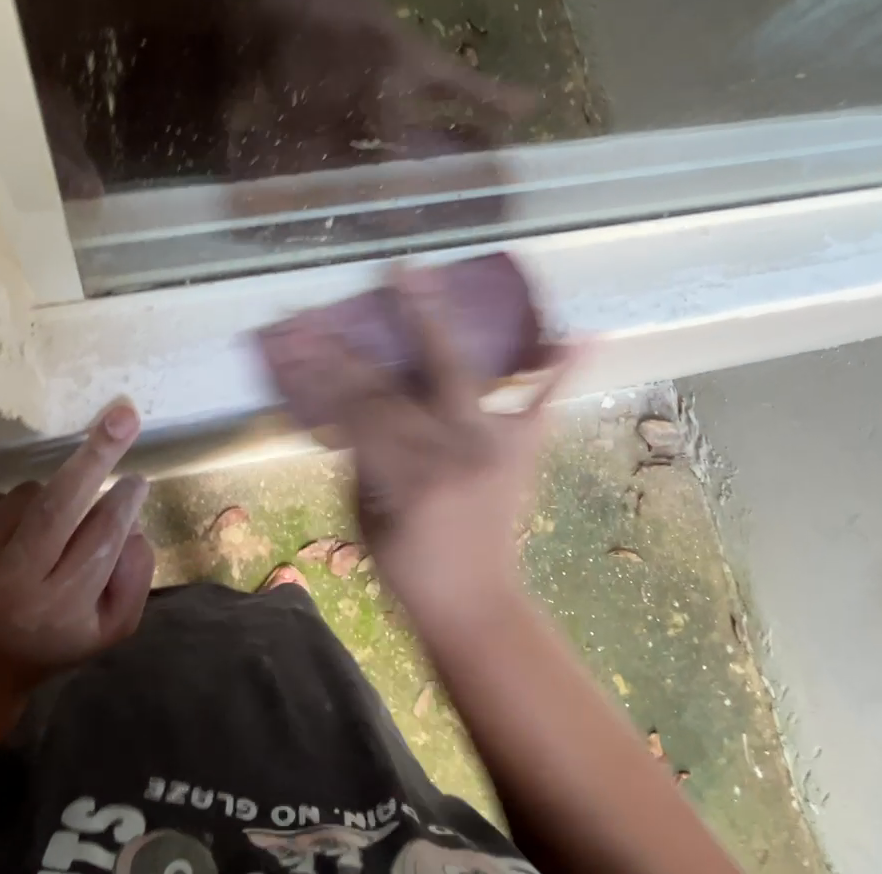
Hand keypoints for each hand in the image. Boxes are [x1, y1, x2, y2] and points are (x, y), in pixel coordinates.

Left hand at [0, 402, 156, 697]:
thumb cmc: (57, 639)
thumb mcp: (111, 627)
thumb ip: (135, 577)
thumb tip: (133, 523)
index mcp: (60, 607)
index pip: (101, 537)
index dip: (124, 503)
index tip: (137, 479)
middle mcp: (12, 584)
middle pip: (58, 504)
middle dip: (94, 456)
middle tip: (121, 417)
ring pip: (26, 494)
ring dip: (49, 495)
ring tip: (49, 530)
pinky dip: (13, 505)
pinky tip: (15, 535)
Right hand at [299, 267, 573, 633]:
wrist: (476, 605)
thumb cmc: (407, 569)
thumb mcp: (365, 514)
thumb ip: (361, 455)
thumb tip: (348, 406)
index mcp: (406, 474)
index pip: (358, 406)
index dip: (323, 367)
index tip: (297, 332)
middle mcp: (453, 451)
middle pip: (400, 381)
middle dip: (377, 331)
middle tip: (368, 278)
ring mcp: (494, 445)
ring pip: (458, 373)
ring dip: (436, 322)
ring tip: (423, 276)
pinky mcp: (524, 449)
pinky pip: (544, 403)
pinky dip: (562, 367)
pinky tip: (585, 332)